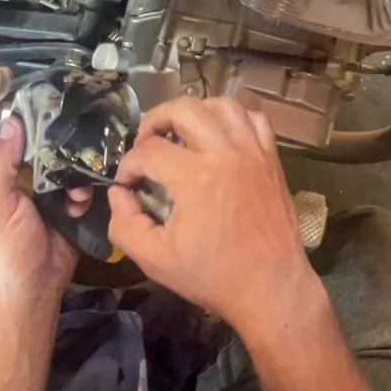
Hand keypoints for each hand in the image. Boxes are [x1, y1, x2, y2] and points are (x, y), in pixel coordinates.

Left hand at [0, 104, 90, 317]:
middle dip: (42, 131)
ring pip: (54, 159)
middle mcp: (10, 179)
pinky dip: (79, 189)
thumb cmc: (1, 251)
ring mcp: (38, 192)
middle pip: (25, 141)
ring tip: (69, 176)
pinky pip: (74, 183)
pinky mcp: (62, 205)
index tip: (3, 83)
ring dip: (64, 165)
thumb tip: (13, 122)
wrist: (30, 293)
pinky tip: (77, 202)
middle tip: (60, 114)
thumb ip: (0, 163)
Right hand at [107, 97, 321, 336]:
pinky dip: (234, 118)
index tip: (126, 182)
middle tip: (146, 142)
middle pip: (184, 108)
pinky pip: (254, 118)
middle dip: (155, 119)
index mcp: (196, 178)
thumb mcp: (155, 260)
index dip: (128, 164)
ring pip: (222, 104)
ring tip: (181, 132)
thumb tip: (119, 194)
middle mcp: (226, 153)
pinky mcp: (271, 157)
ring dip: (196, 112)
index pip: (149, 151)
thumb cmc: (213, 276)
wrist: (270, 287)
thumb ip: (125, 224)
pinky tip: (220, 135)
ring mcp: (253, 151)